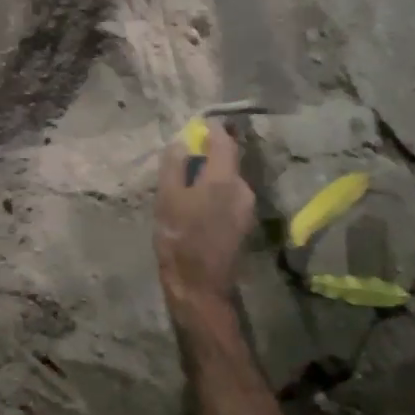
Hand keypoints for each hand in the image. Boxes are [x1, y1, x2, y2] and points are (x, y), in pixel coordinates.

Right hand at [154, 122, 253, 317]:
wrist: (199, 287)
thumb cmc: (178, 239)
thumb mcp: (167, 198)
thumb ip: (175, 165)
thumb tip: (183, 142)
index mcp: (224, 178)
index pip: (224, 139)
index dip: (210, 128)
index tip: (194, 126)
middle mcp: (243, 188)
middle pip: (228, 159)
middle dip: (208, 154)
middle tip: (183, 159)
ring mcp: (247, 207)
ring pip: (229, 178)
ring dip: (211, 175)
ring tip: (186, 185)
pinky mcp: (245, 222)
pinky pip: (231, 195)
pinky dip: (216, 191)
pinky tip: (198, 205)